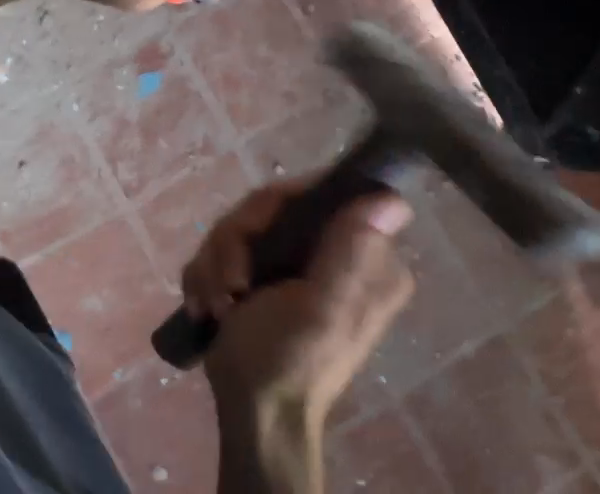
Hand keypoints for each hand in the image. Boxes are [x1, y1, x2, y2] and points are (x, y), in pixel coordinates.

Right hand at [183, 183, 414, 420]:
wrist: (253, 406)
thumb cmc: (289, 359)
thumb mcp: (321, 306)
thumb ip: (350, 252)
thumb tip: (392, 199)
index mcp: (364, 259)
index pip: (316, 193)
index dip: (272, 205)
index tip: (247, 235)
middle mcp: (335, 255)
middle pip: (266, 208)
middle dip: (232, 245)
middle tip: (230, 284)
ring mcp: (295, 266)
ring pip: (236, 229)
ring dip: (215, 266)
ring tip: (217, 305)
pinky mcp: (261, 277)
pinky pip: (220, 252)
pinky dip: (207, 278)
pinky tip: (208, 307)